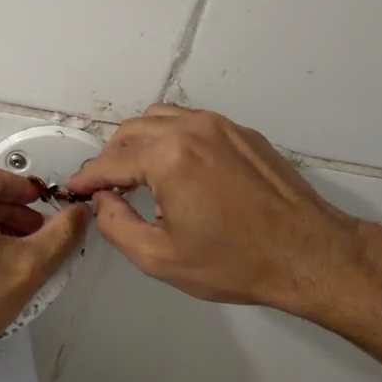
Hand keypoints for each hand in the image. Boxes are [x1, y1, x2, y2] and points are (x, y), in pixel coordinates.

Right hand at [65, 104, 362, 313]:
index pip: (110, 161)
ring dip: (138, 143)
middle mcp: (193, 130)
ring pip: (161, 119)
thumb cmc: (234, 262)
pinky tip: (173, 168)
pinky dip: (170, 138)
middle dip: (110, 158)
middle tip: (102, 187)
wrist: (308, 255)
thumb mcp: (159, 257)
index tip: (72, 190)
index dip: (86, 178)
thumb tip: (103, 201)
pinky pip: (192, 123)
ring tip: (134, 175)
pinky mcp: (243, 135)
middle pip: (132, 131)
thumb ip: (116, 224)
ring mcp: (222, 127)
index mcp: (168, 157)